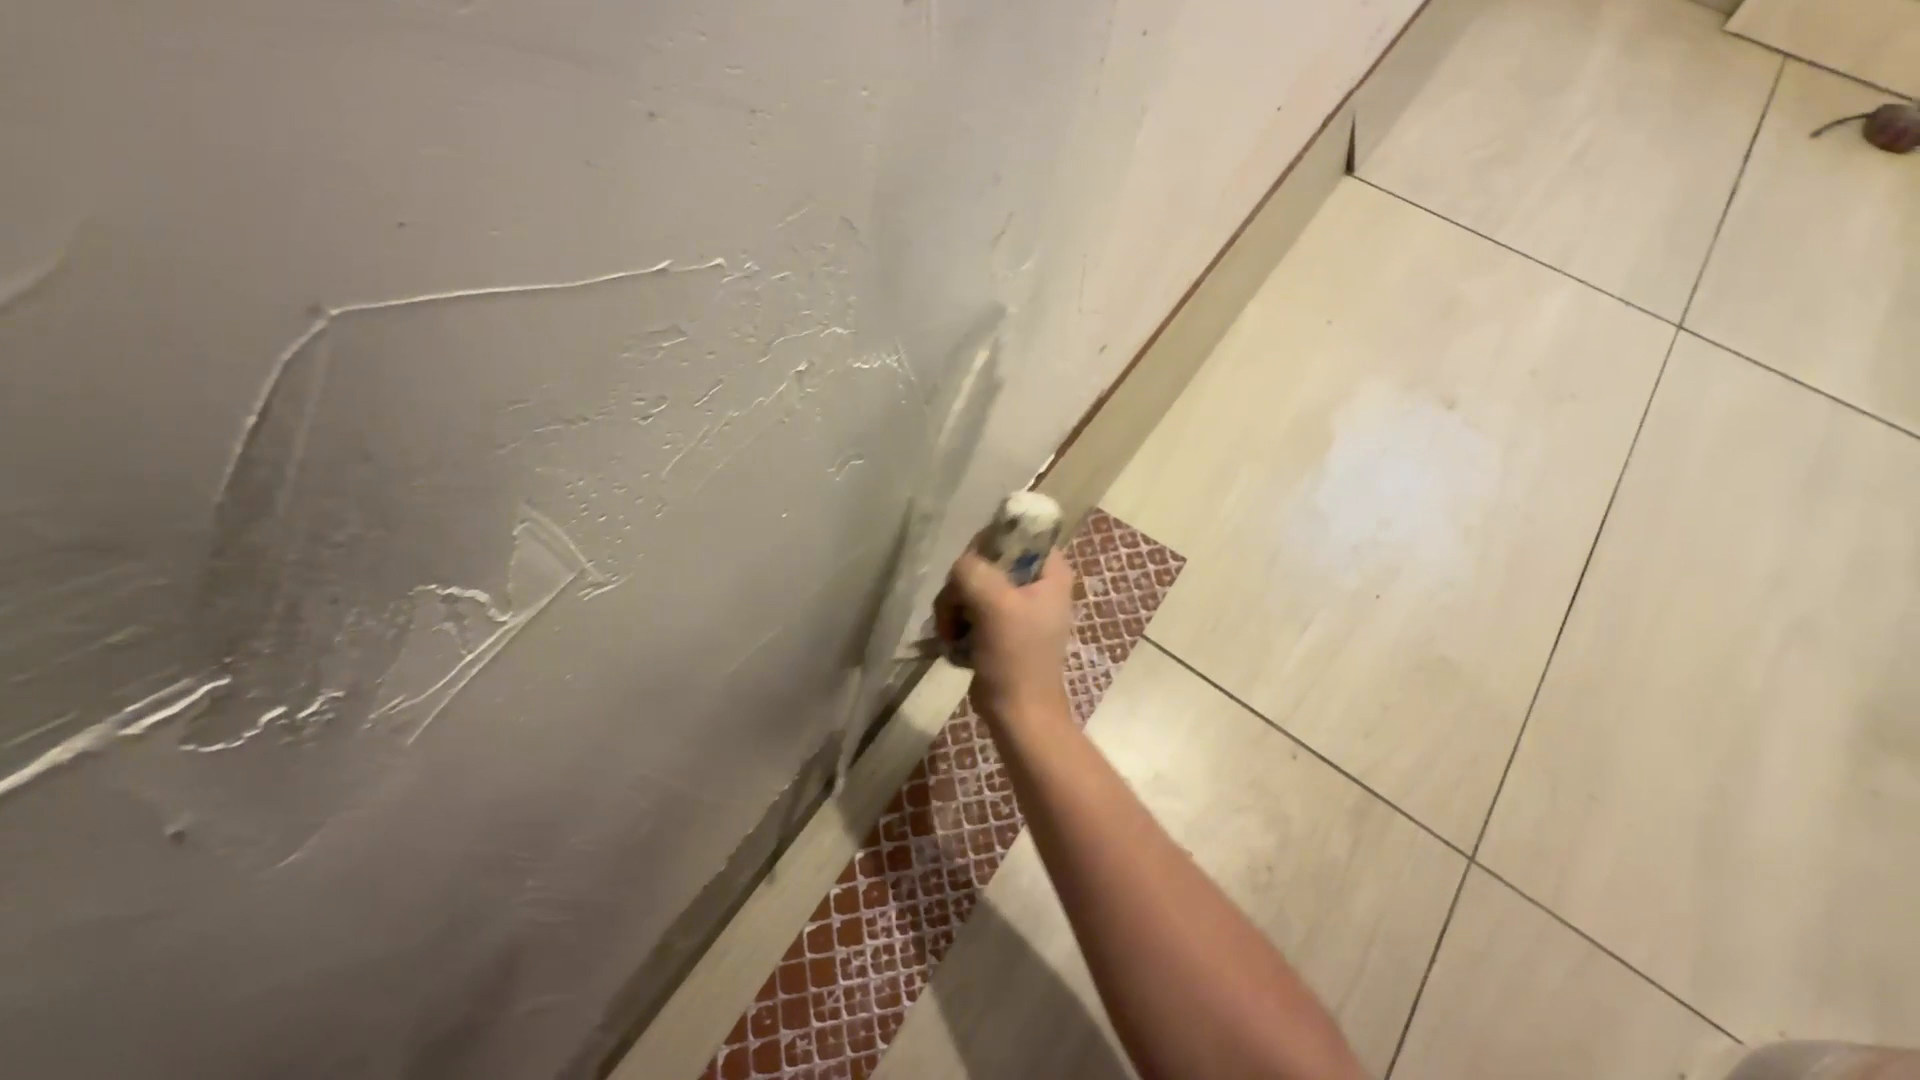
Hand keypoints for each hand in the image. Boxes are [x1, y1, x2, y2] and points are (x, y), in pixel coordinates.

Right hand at [935, 546, 1075, 726]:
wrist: (1019, 713)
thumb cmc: (1016, 658)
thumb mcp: (994, 604)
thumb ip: (972, 570)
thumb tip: (959, 569)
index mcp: (1051, 571)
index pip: (1016, 534)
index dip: (988, 546)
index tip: (971, 571)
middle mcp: (1037, 583)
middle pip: (986, 560)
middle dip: (963, 586)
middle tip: (955, 611)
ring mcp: (1017, 606)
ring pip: (972, 585)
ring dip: (954, 607)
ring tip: (950, 633)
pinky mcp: (1000, 628)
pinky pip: (970, 609)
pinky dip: (958, 622)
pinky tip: (953, 641)